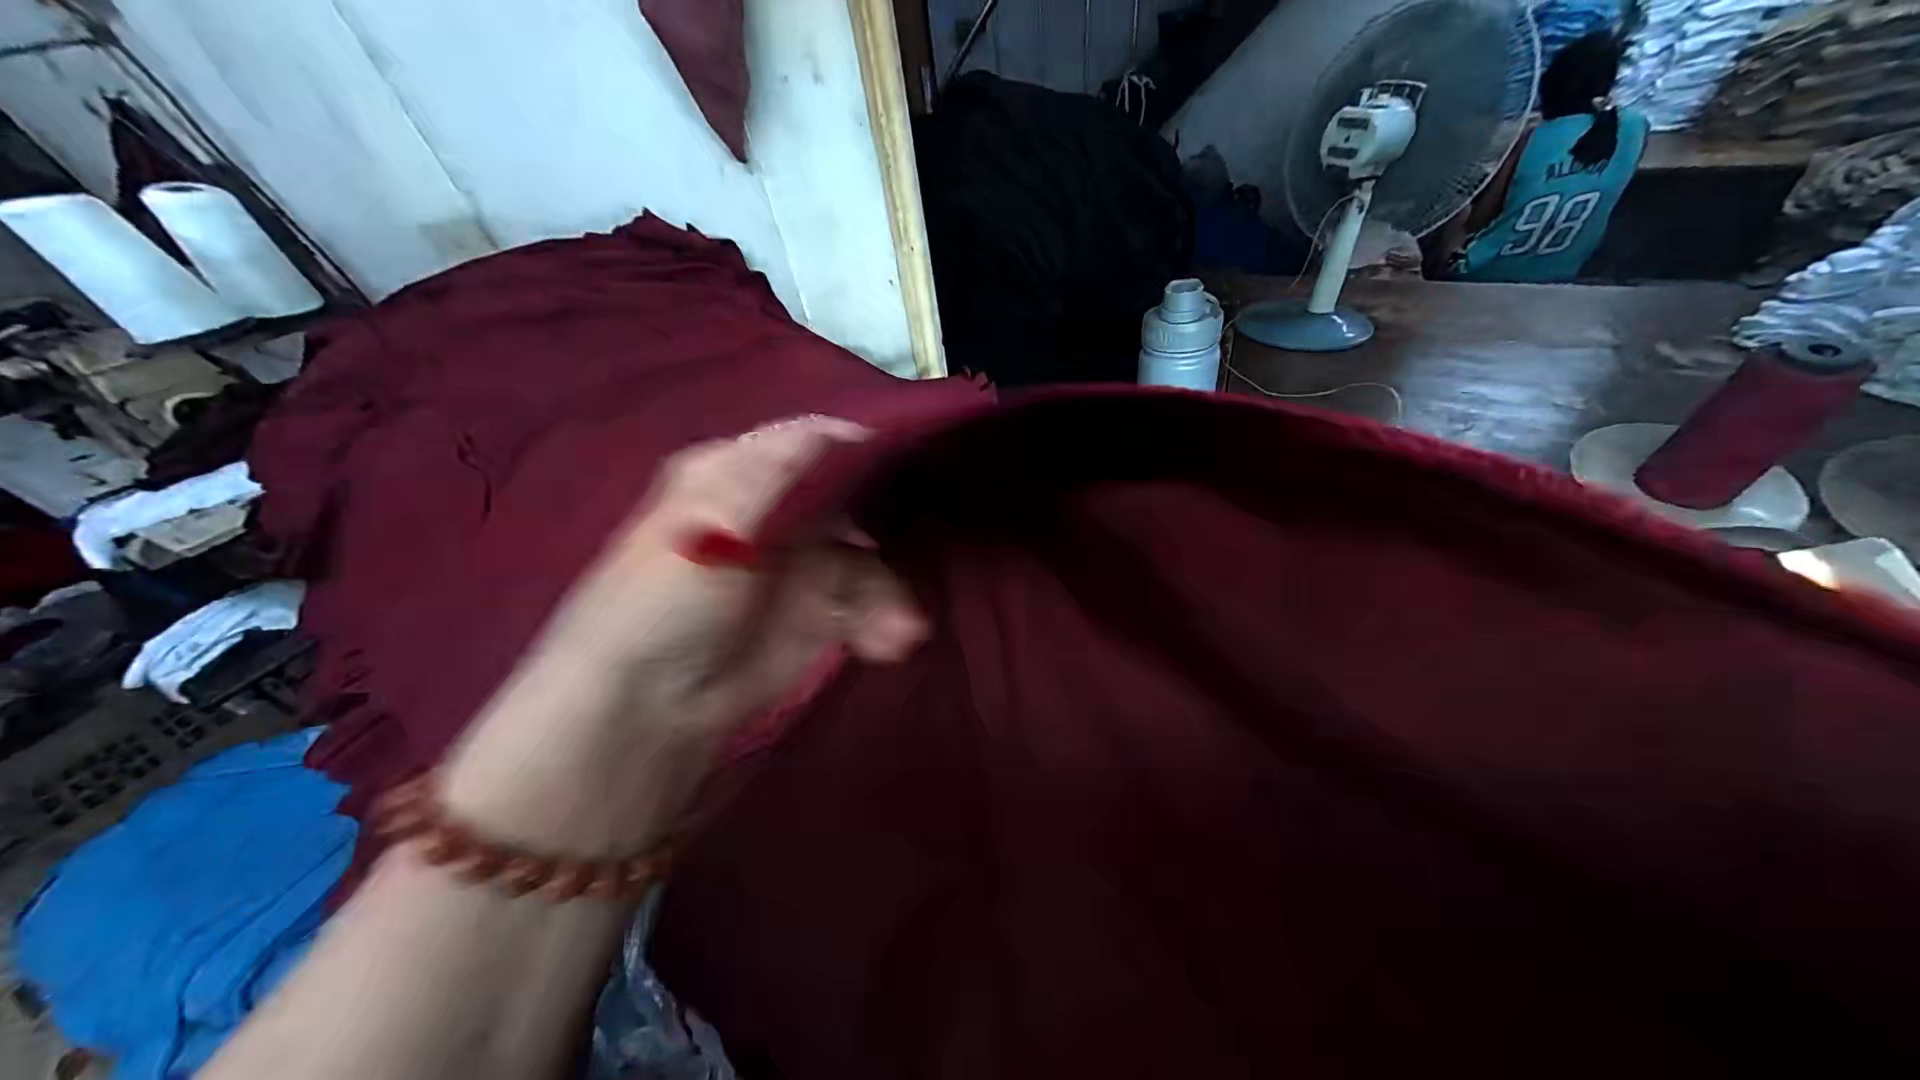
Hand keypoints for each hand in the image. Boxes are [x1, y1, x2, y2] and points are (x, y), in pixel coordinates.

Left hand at [439, 417, 926, 857]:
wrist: (646, 710)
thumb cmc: (665, 601)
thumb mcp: (711, 519)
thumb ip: (778, 471)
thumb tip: (847, 429)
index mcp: (739, 474)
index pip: (815, 444)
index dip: (861, 451)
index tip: (907, 466)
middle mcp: (776, 512)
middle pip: (854, 501)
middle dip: (886, 529)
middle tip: (908, 553)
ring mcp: (800, 566)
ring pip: (867, 559)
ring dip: (888, 590)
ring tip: (898, 631)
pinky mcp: (819, 616)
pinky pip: (868, 604)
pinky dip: (884, 621)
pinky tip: (889, 643)